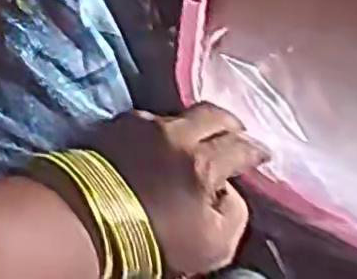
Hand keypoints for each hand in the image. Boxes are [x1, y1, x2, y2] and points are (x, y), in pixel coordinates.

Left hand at [90, 104, 269, 276]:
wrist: (93, 214)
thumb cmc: (159, 235)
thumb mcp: (216, 243)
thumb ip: (234, 211)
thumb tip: (227, 187)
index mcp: (200, 161)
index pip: (238, 146)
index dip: (255, 150)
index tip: (263, 152)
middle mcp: (171, 131)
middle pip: (209, 114)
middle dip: (229, 123)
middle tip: (238, 132)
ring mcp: (140, 121)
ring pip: (177, 115)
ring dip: (192, 126)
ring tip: (197, 141)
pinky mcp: (117, 121)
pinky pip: (150, 121)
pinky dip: (164, 131)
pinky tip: (164, 143)